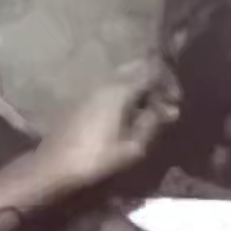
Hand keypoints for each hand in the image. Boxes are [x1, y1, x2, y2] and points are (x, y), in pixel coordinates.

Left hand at [33, 67, 178, 190]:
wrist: (55, 164)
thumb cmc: (95, 158)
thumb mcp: (132, 147)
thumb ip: (153, 123)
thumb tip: (170, 109)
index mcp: (120, 89)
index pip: (152, 70)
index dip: (169, 83)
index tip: (176, 102)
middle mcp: (106, 81)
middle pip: (138, 66)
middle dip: (156, 81)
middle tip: (165, 103)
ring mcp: (92, 88)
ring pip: (124, 75)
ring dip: (140, 87)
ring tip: (150, 111)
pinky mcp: (84, 98)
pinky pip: (112, 86)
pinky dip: (126, 93)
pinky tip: (130, 114)